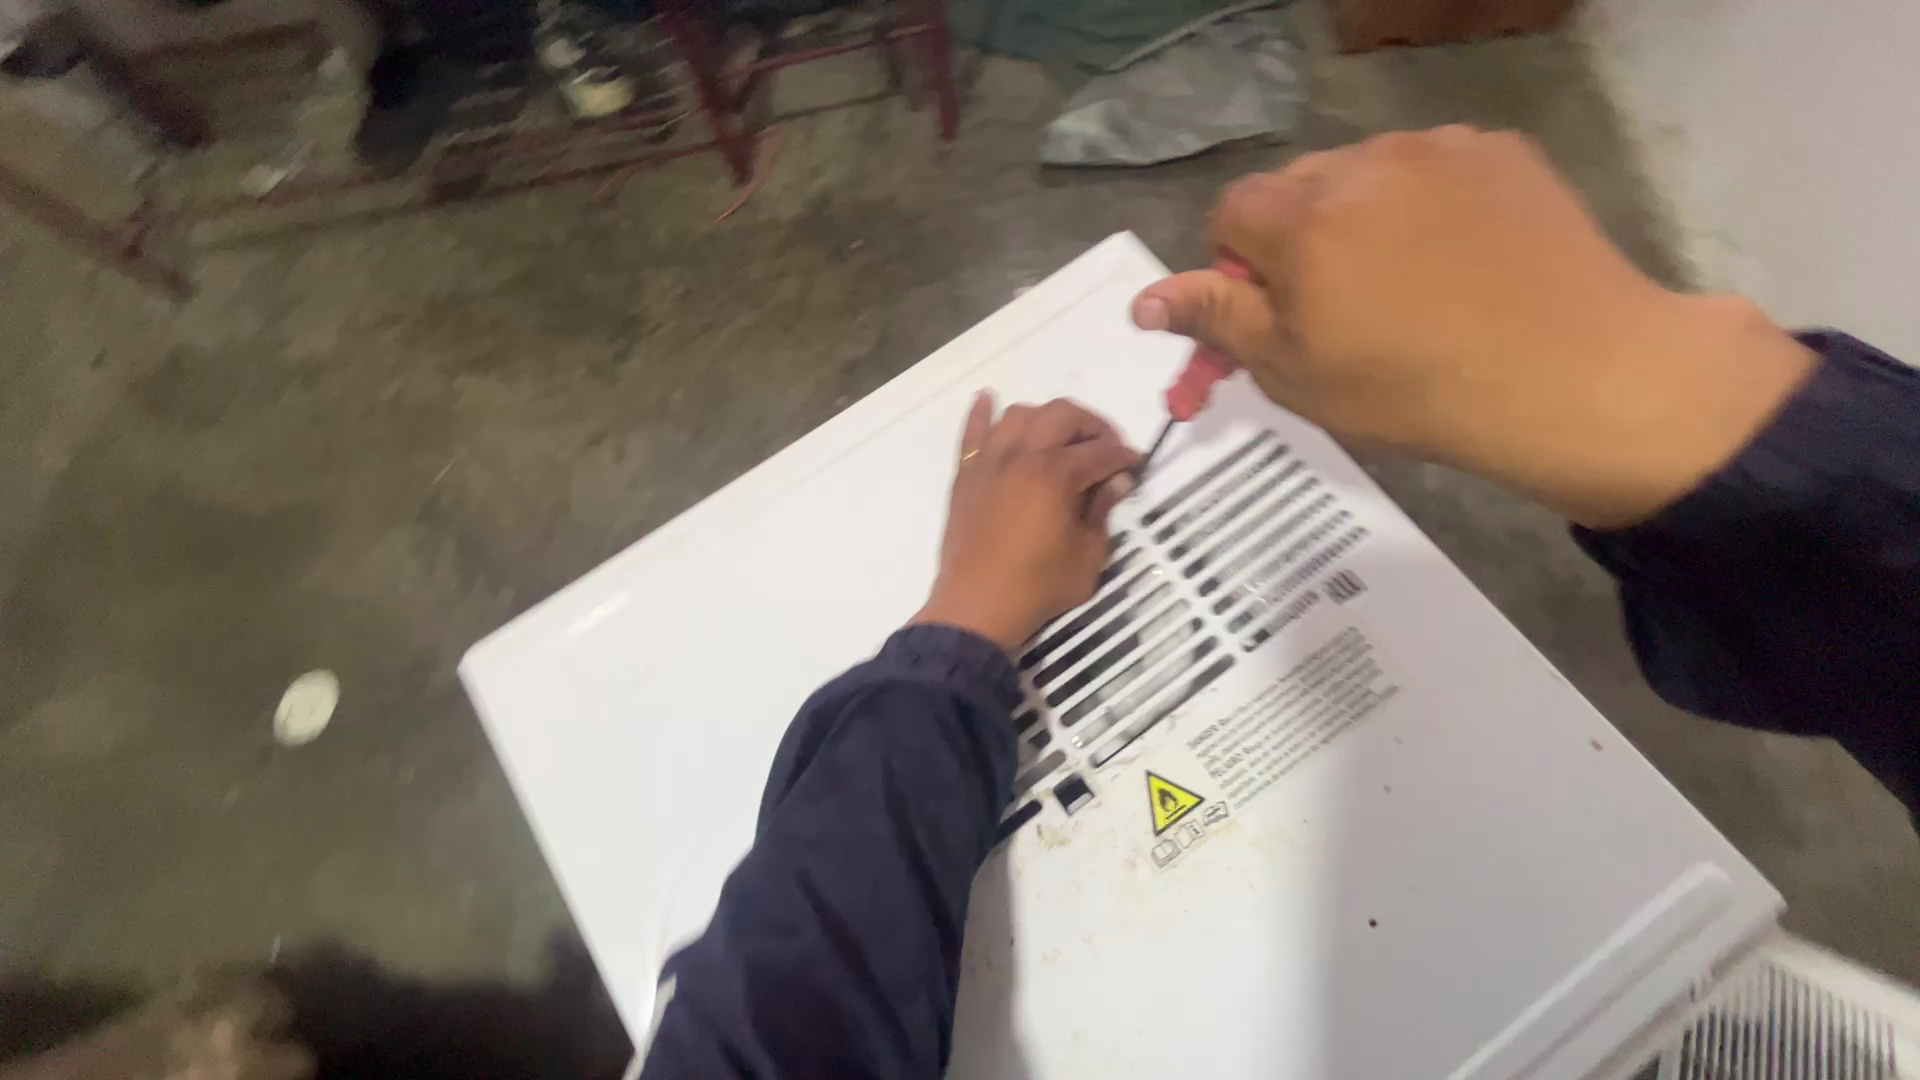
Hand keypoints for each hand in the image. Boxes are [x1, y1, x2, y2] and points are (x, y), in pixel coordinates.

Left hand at [911, 394, 1139, 651]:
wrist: (977, 607)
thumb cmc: (1039, 588)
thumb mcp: (1088, 557)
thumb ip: (1102, 513)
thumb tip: (1115, 482)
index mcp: (1056, 476)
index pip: (1101, 452)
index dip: (1124, 456)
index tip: (1135, 464)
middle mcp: (1022, 457)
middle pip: (1062, 415)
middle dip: (1091, 426)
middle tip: (1103, 449)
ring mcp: (989, 462)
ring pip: (1019, 415)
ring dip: (1045, 418)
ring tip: (1059, 438)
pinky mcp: (965, 475)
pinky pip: (971, 433)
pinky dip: (981, 412)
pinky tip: (987, 399)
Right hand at [1130, 126, 1814, 526]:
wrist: (1568, 375)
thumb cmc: (1405, 388)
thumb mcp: (1289, 370)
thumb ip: (1215, 321)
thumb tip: (1143, 301)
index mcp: (1301, 220)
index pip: (1228, 214)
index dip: (1233, 266)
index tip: (1268, 312)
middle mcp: (1362, 164)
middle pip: (1291, 189)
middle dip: (1289, 240)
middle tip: (1327, 305)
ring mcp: (1438, 149)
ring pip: (1357, 176)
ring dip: (1351, 219)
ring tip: (1394, 283)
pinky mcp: (1499, 152)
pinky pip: (1425, 170)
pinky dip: (1415, 206)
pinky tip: (1450, 259)